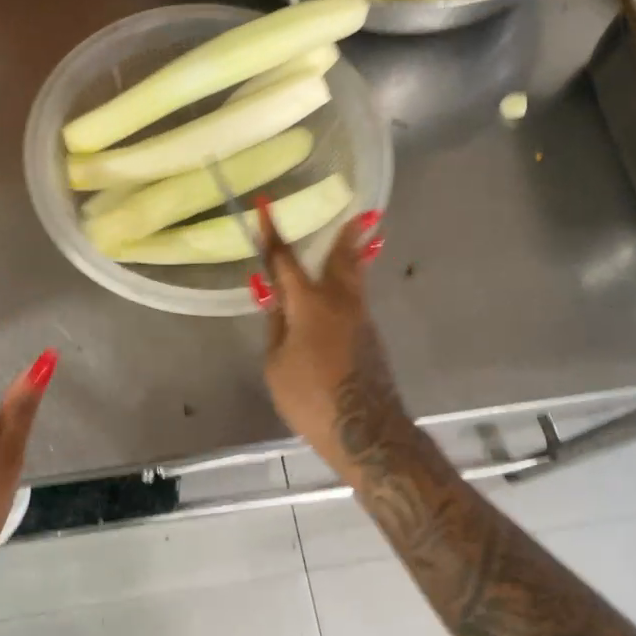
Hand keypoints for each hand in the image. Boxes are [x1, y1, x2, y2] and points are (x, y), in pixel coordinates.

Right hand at [254, 203, 396, 477]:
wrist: (366, 431)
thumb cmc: (311, 397)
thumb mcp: (277, 364)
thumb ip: (276, 326)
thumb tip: (275, 298)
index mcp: (309, 303)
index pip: (284, 260)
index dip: (271, 233)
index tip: (266, 204)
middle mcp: (339, 301)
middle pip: (341, 258)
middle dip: (347, 232)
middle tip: (362, 211)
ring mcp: (360, 318)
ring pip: (353, 278)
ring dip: (352, 256)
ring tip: (358, 238)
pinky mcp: (370, 337)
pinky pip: (355, 300)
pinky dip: (349, 286)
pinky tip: (340, 295)